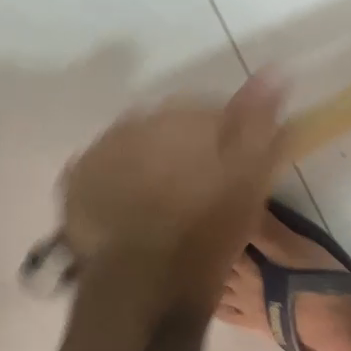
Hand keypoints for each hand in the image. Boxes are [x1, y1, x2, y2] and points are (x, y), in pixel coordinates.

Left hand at [61, 73, 288, 270]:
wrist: (148, 278)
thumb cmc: (210, 226)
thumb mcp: (251, 174)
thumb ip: (259, 122)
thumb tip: (274, 71)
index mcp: (173, 118)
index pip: (209, 109)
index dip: (232, 134)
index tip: (246, 162)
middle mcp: (127, 125)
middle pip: (168, 126)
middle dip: (190, 146)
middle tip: (214, 183)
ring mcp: (95, 155)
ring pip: (137, 149)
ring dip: (159, 164)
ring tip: (181, 200)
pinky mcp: (75, 187)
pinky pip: (109, 173)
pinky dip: (129, 184)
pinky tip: (148, 210)